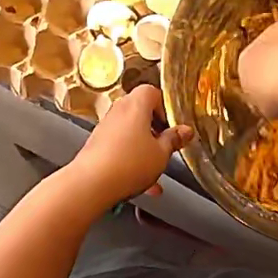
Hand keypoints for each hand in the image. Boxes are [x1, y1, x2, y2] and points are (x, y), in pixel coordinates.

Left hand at [60, 85, 192, 208]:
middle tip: (167, 146)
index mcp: (136, 105)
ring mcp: (105, 129)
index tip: (173, 125)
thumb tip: (184, 132)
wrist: (92, 185)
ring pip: (130, 134)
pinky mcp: (96, 147)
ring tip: (155, 168)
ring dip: (144, 148)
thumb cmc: (126, 164)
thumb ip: (174, 140)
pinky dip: (131, 162)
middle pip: (141, 113)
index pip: (152, 92)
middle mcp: (118, 112)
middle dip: (155, 131)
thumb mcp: (162, 153)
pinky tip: (143, 183)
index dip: (165, 108)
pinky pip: (119, 150)